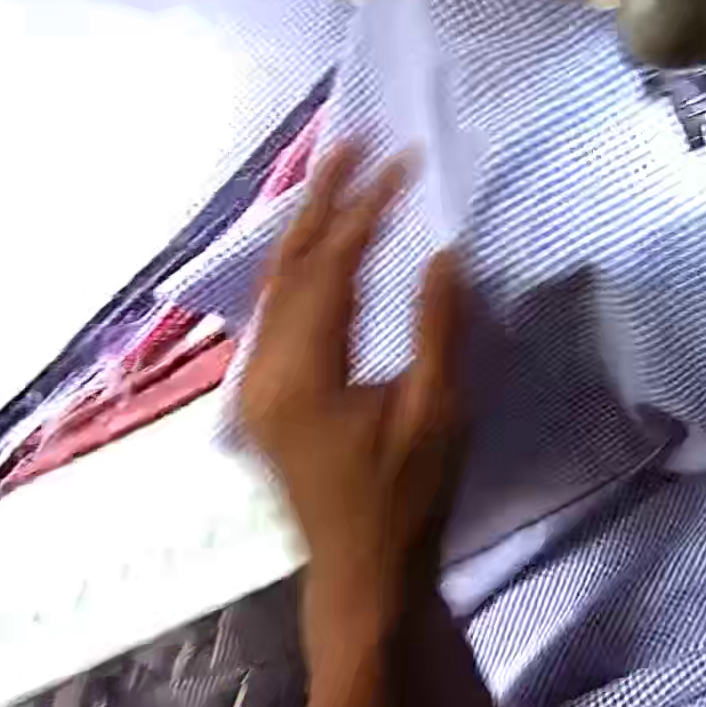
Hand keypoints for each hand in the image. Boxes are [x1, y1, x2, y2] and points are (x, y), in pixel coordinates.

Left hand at [241, 143, 467, 599]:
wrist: (363, 567)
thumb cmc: (409, 491)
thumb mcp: (438, 408)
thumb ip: (439, 327)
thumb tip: (443, 253)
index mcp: (305, 370)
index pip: (334, 266)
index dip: (370, 208)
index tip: (407, 162)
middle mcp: (267, 366)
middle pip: (289, 262)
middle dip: (322, 195)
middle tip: (352, 139)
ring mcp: (262, 380)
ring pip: (278, 282)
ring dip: (309, 224)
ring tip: (338, 174)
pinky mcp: (273, 390)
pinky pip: (283, 307)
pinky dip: (305, 263)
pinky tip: (325, 246)